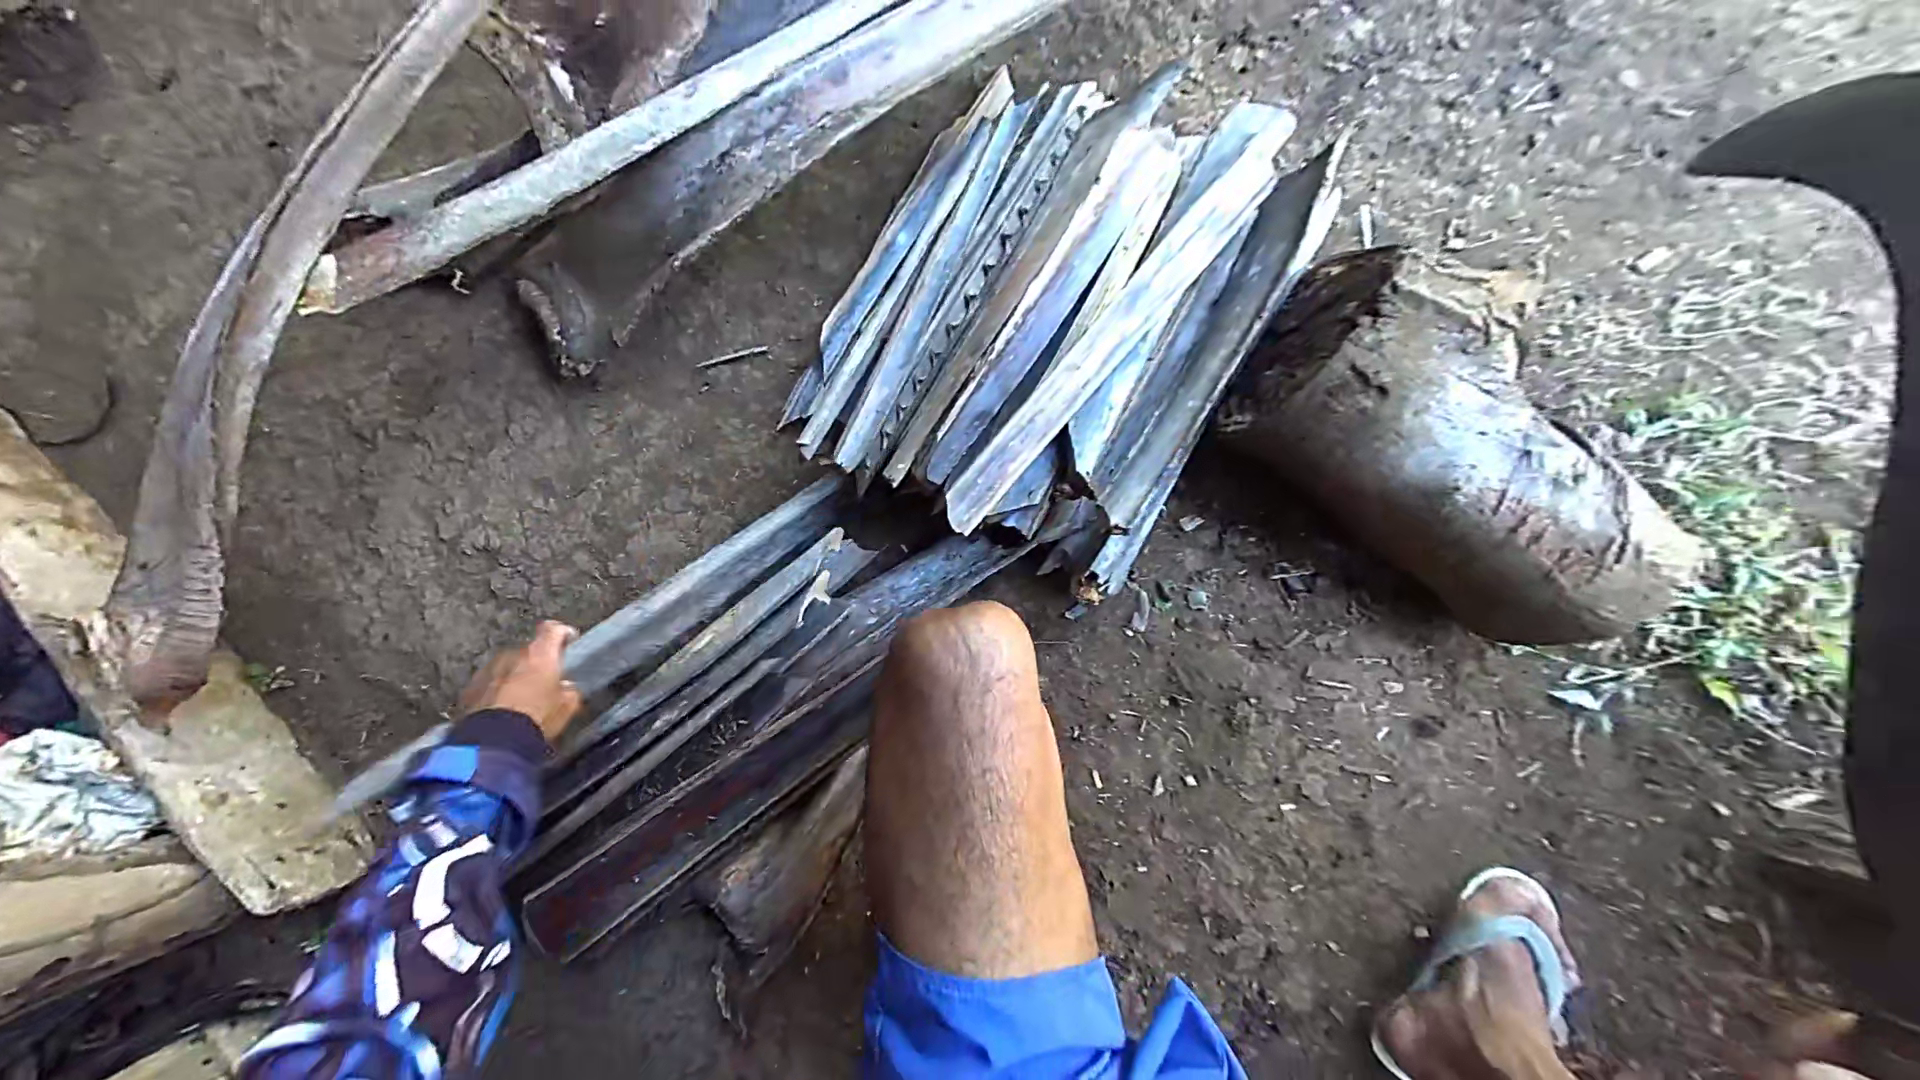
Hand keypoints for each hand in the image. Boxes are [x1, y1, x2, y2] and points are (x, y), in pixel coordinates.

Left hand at [459, 621, 582, 743]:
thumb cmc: (537, 717)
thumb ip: (569, 689)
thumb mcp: (567, 706)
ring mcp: (487, 670)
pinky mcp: (469, 688)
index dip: (562, 633)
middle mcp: (512, 655)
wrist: (493, 742)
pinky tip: (502, 707)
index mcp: (540, 654)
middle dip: (537, 661)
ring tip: (521, 696)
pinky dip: (497, 689)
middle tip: (545, 679)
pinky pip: (489, 682)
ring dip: (515, 675)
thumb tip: (566, 686)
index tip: (569, 641)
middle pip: (528, 650)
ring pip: (507, 666)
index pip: (553, 629)